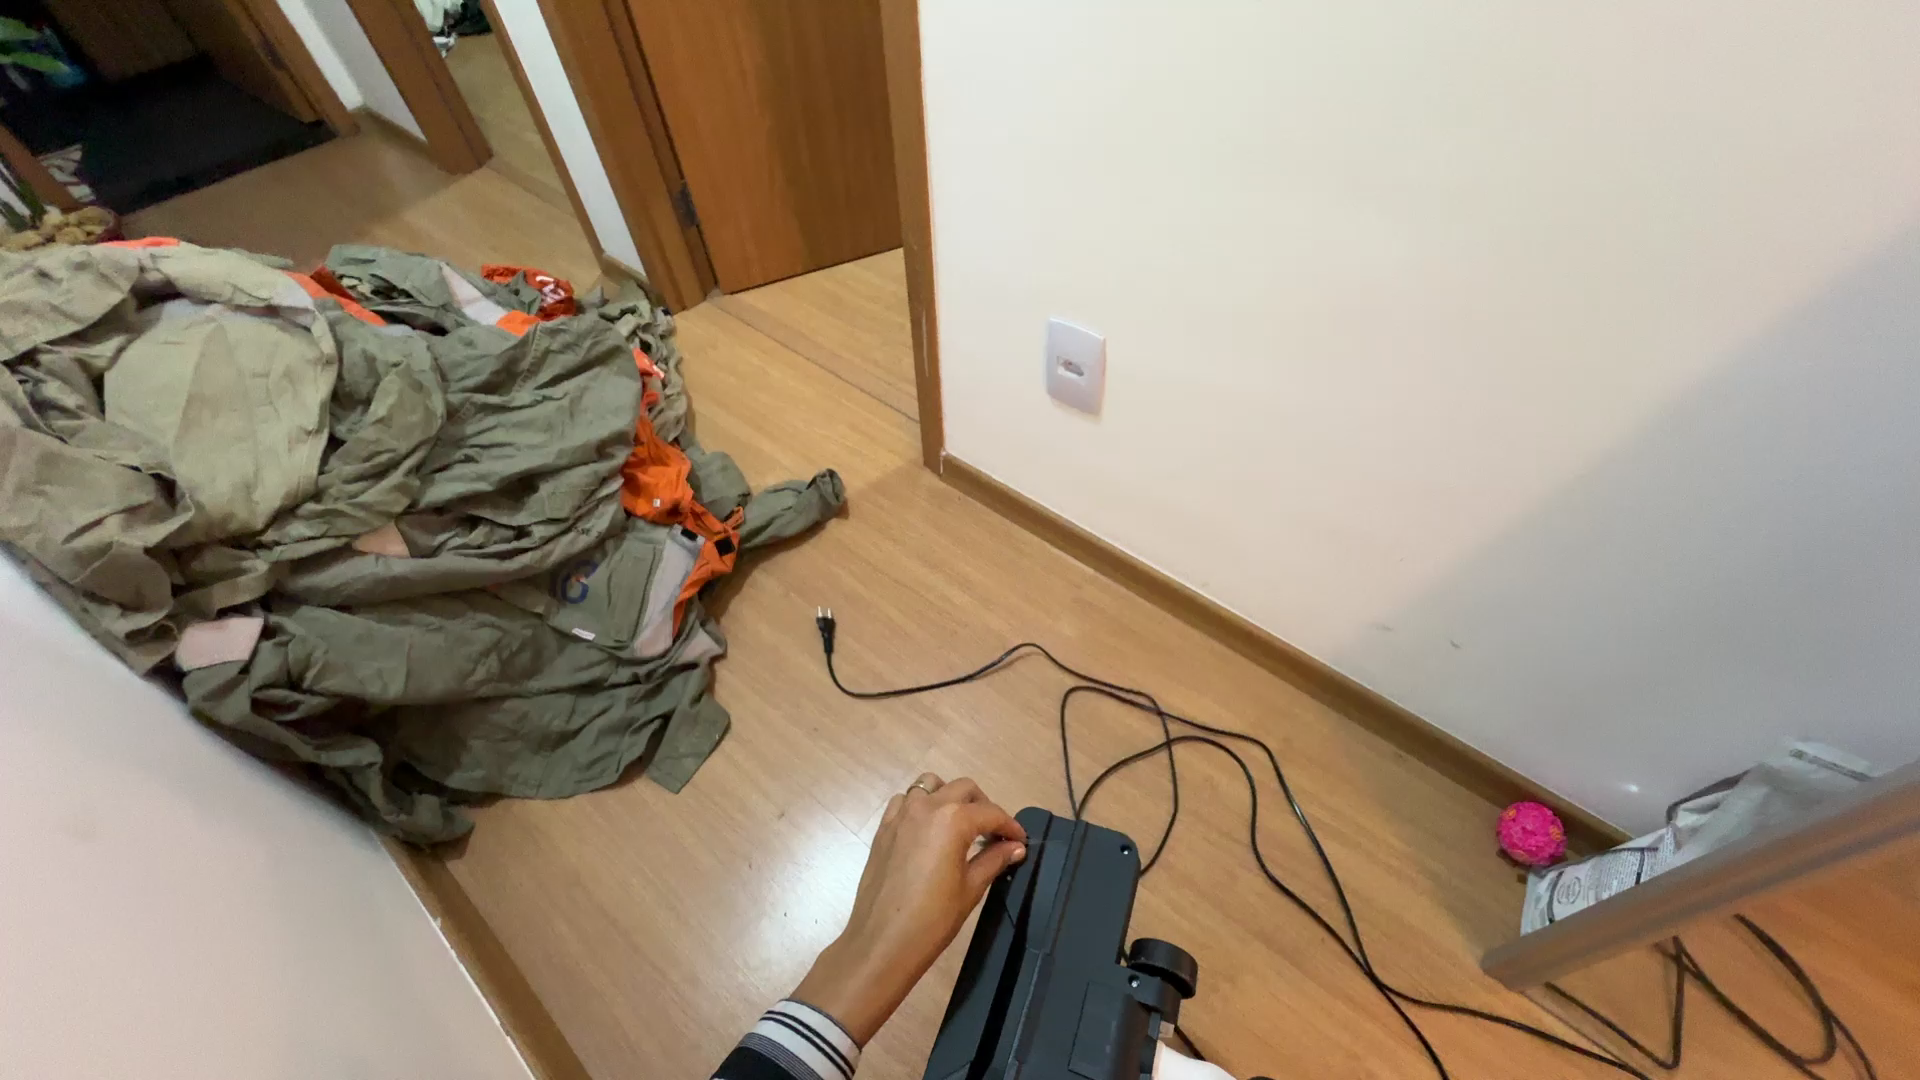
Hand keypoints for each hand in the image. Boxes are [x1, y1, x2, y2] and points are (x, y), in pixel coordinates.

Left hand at [794, 774, 1027, 1044]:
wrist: (882, 942)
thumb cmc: (933, 919)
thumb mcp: (971, 889)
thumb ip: (994, 859)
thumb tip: (1016, 847)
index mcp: (953, 820)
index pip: (990, 813)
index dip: (1009, 826)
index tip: (1020, 840)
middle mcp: (927, 806)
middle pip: (963, 788)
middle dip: (983, 805)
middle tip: (992, 833)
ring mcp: (902, 813)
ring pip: (930, 785)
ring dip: (949, 797)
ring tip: (959, 825)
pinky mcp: (884, 827)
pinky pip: (905, 800)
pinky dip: (920, 805)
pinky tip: (927, 830)